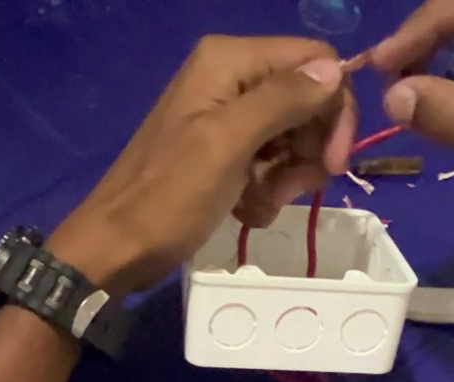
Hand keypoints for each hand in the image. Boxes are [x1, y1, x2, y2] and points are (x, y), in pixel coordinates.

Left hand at [50, 36, 356, 295]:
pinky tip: (244, 212)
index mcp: (229, 61)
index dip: (335, 110)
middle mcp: (230, 81)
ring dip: (285, 179)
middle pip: (305, 103)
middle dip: (307, 151)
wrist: (118, 248)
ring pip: (289, 141)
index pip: (314, 62)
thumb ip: (281, 100)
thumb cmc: (168, 197)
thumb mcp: (228, 143)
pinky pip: (266, 168)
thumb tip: (334, 70)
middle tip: (290, 189)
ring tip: (258, 203)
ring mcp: (225, 122)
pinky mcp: (222, 159)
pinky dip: (264, 194)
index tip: (334, 163)